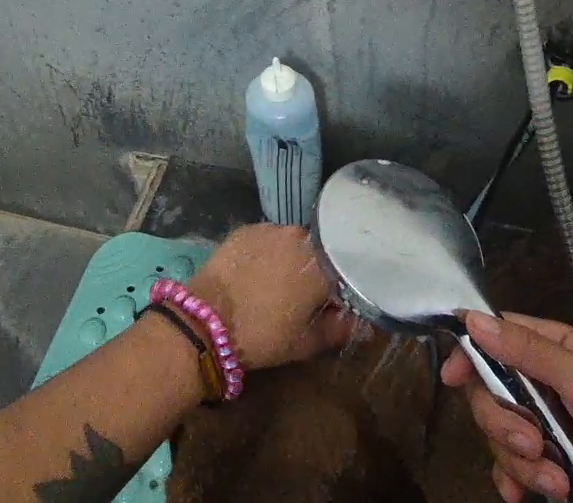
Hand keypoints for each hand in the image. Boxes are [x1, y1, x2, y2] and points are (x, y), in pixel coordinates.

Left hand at [185, 224, 354, 368]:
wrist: (206, 320)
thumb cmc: (261, 335)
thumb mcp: (304, 342)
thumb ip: (339, 330)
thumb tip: (366, 326)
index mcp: (323, 265)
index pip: (345, 273)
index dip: (341, 291)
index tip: (333, 307)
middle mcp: (301, 238)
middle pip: (320, 253)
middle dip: (317, 272)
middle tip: (304, 297)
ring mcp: (272, 229)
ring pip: (294, 243)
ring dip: (292, 259)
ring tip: (278, 283)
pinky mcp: (247, 229)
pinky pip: (268, 238)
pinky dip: (269, 251)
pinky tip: (257, 271)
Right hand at [441, 312, 572, 502]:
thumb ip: (525, 351)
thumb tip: (470, 318)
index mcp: (553, 351)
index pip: (494, 338)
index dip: (469, 354)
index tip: (451, 378)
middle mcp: (544, 385)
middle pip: (488, 391)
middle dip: (502, 423)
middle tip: (531, 444)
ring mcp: (547, 429)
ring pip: (498, 435)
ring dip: (519, 461)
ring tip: (557, 480)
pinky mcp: (552, 470)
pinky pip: (510, 471)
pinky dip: (517, 484)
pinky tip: (532, 496)